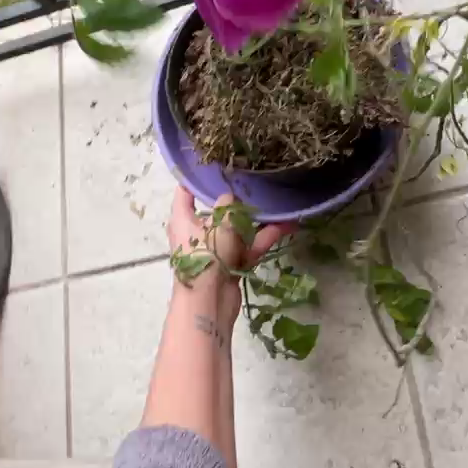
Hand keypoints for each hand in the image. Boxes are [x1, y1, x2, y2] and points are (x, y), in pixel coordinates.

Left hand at [166, 187, 291, 291]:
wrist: (209, 302)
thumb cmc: (206, 255)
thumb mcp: (220, 222)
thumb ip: (229, 205)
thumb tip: (232, 200)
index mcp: (182, 218)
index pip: (185, 191)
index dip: (196, 177)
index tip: (214, 165)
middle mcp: (196, 232)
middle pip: (217, 211)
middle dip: (238, 200)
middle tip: (255, 184)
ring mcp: (214, 250)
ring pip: (237, 230)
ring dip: (257, 221)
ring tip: (279, 206)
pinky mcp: (229, 265)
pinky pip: (247, 247)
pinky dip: (262, 239)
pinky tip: (284, 227)